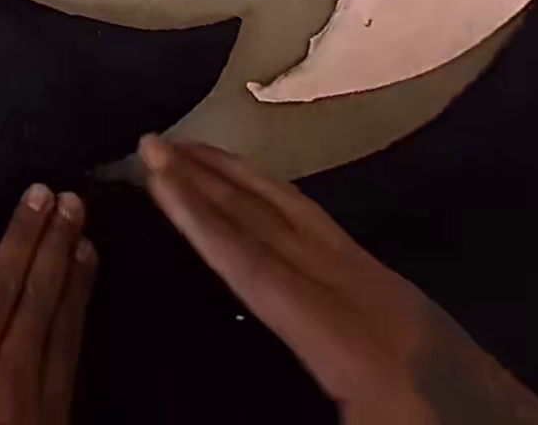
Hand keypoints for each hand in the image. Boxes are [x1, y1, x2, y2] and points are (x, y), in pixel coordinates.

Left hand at [0, 185, 97, 424]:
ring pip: (2, 284)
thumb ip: (48, 406)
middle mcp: (11, 379)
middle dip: (57, 246)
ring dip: (23, 235)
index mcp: (41, 413)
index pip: (67, 334)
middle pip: (40, 298)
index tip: (88, 249)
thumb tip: (61, 356)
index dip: (79, 287)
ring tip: (40, 195)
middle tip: (71, 201)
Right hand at [139, 135, 537, 424]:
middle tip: (152, 141)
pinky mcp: (386, 279)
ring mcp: (377, 278)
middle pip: (265, 220)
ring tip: (186, 147)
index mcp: (348, 342)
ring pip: (291, 208)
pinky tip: (246, 186)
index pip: (251, 264)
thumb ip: (278, 396)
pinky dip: (267, 190)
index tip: (154, 172)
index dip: (196, 216)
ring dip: (232, 172)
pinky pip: (313, 218)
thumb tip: (196, 390)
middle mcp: (360, 291)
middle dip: (203, 177)